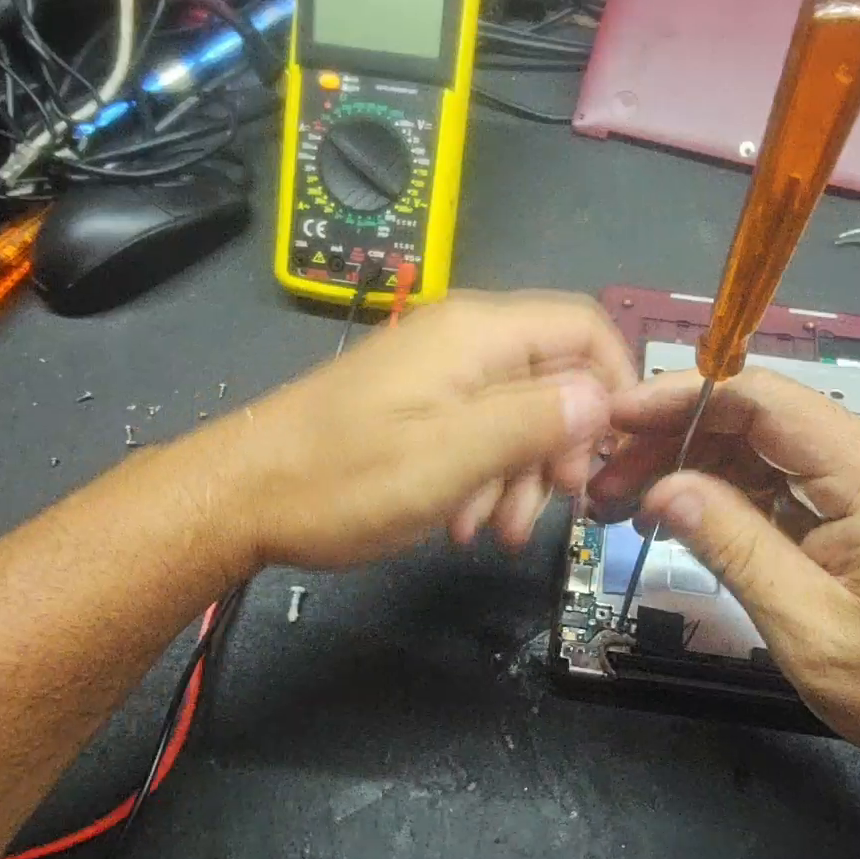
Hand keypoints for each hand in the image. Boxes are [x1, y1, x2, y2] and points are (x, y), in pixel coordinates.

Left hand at [225, 291, 635, 570]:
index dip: (616, 381)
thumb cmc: (342, 480)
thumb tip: (603, 400)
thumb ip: (533, 421)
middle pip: (555, 379)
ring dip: (520, 476)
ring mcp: (439, 374)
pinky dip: (485, 477)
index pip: (583, 327)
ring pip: (520, 414)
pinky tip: (462, 521)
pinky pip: (480, 433)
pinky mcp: (420, 406)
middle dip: (559, 448)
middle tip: (546, 508)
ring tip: (491, 531)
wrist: (241, 497)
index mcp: (477, 334)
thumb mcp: (449, 457)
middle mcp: (464, 341)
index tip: (618, 449)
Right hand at [590, 369, 859, 777]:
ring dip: (689, 467)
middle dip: (673, 438)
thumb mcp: (808, 625)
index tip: (616, 417)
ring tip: (624, 500)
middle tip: (604, 479)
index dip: (680, 398)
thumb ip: (733, 547)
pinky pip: (777, 479)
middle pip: (754, 417)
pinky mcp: (854, 505)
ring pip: (758, 447)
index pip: (761, 399)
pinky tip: (676, 515)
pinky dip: (722, 493)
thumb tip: (662, 490)